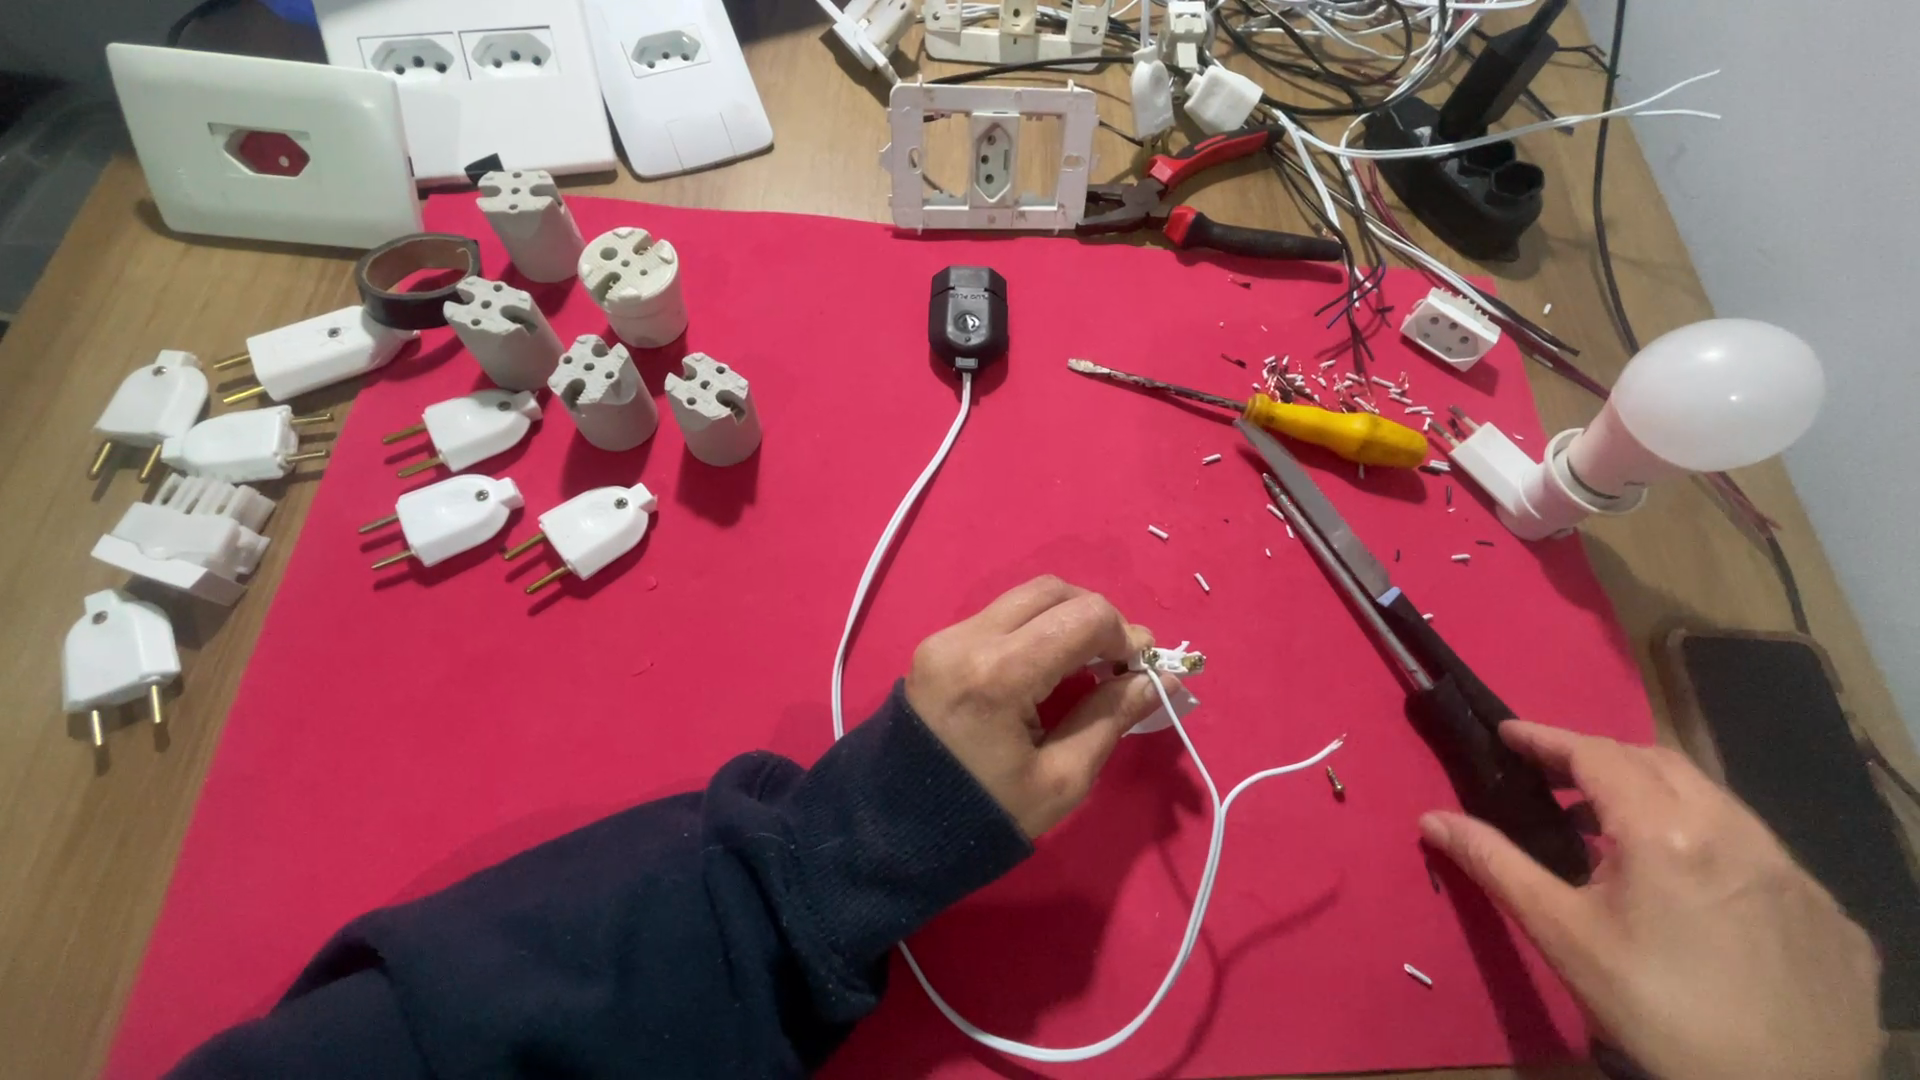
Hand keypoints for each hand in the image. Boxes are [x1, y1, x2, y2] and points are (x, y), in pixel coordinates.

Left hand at [905, 576, 1174, 838]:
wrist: (897, 830)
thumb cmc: (986, 815)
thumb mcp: (1062, 780)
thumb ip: (1112, 718)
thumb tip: (1160, 680)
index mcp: (998, 674)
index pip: (1083, 617)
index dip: (1125, 635)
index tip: (1141, 670)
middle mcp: (967, 638)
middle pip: (1052, 591)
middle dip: (1097, 617)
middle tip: (1118, 662)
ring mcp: (945, 637)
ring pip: (1023, 598)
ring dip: (1066, 619)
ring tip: (1087, 665)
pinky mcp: (936, 645)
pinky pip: (999, 617)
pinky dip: (1035, 629)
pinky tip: (1050, 668)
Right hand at [1420, 721, 1883, 1079]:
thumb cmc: (1652, 1006)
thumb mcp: (1559, 931)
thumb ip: (1494, 862)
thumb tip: (1430, 819)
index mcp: (1667, 831)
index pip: (1598, 754)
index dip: (1547, 738)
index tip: (1508, 734)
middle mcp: (1739, 835)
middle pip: (1660, 762)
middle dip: (1599, 757)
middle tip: (1551, 776)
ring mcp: (1795, 875)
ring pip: (1716, 802)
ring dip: (1655, 794)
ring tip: (1612, 831)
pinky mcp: (1831, 916)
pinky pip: (1760, 854)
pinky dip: (1708, 843)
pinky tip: (1689, 890)